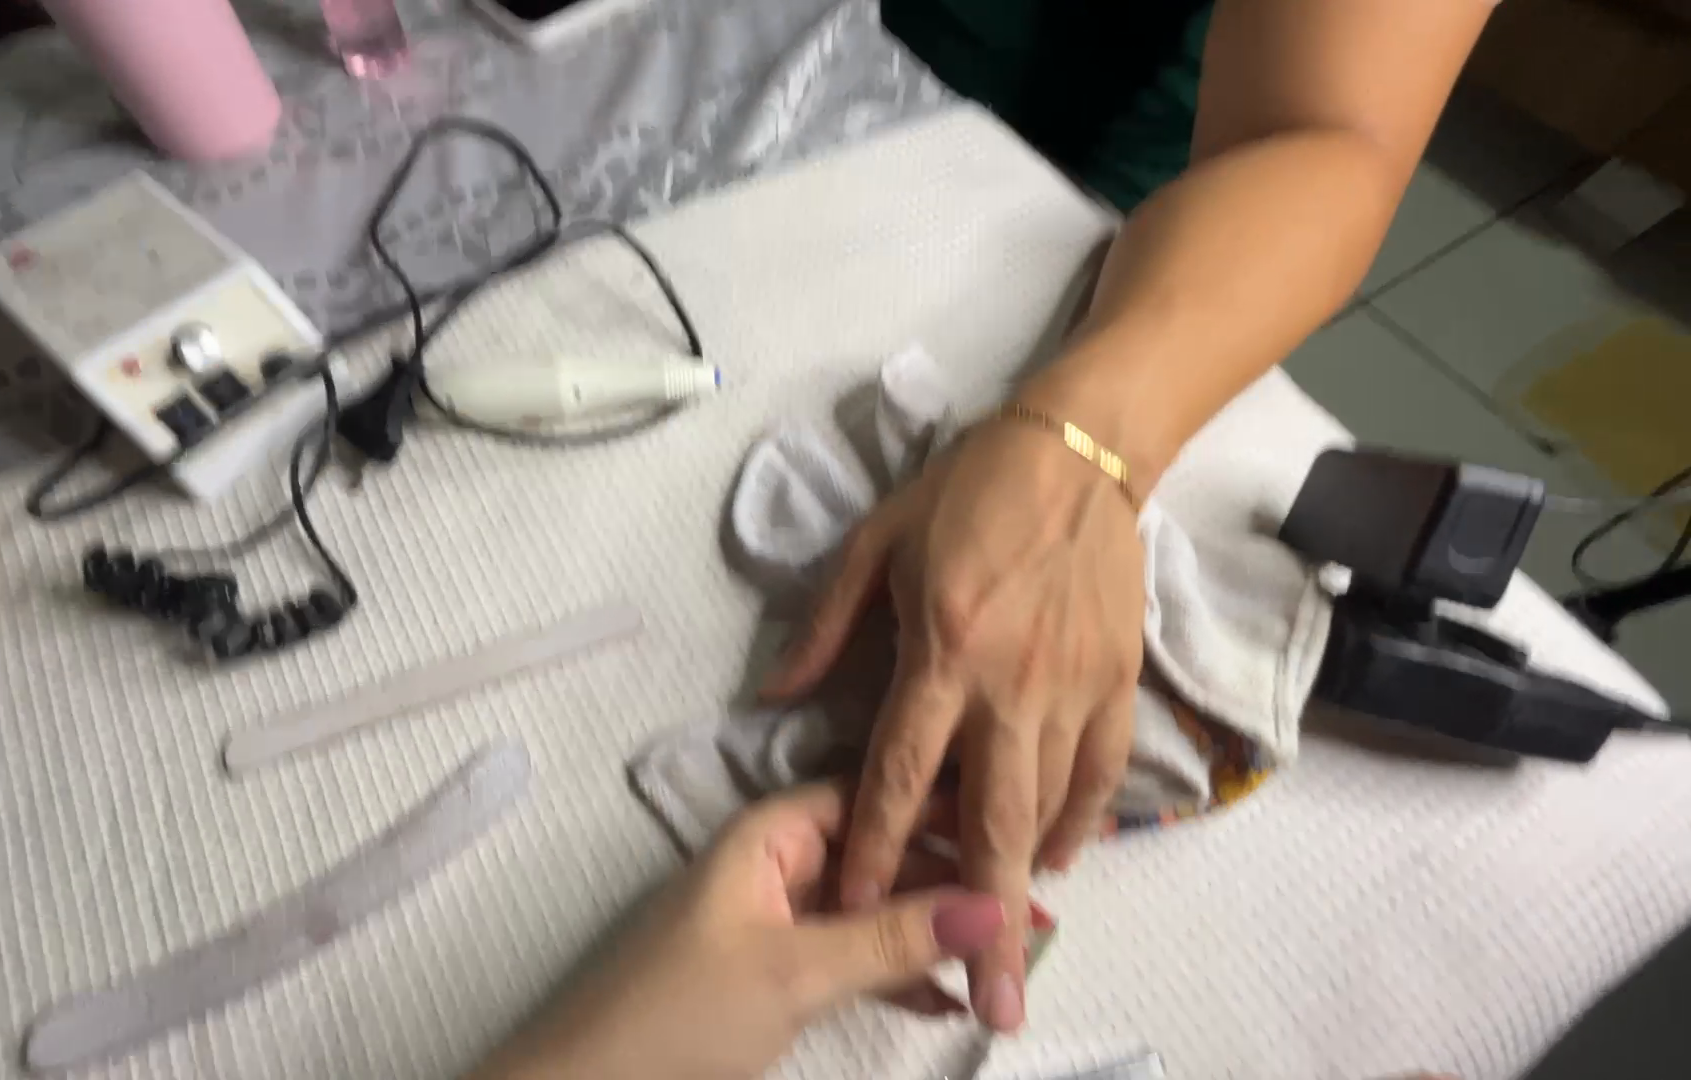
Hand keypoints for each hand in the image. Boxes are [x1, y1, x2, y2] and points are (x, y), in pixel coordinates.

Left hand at [468, 784, 1010, 1079]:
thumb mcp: (795, 970)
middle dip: (950, 887)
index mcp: (774, 832)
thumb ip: (891, 939)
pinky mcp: (783, 968)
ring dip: (932, 936)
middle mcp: (783, 860)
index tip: (1013, 832)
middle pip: (880, 858)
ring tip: (1010, 959)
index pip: (871, 799)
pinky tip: (952, 1000)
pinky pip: (854, 959)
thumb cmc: (686, 1010)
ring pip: (873, 912)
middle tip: (1032, 916)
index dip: (940, 812)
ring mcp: (784, 916)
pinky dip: (898, 977)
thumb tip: (992, 907)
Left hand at [761, 407, 1144, 1033]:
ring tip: (1013, 935)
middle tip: (989, 1002)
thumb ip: (826, 629)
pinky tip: (1061, 852)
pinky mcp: (1121, 677)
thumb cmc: (961, 494)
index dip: (875, 843)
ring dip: (1028, 872)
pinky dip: (1085, 819)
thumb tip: (774, 695)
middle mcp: (1011, 683)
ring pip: (1052, 803)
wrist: (1072, 454)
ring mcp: (1075, 685)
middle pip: (988, 816)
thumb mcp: (874, 545)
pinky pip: (1106, 769)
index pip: (899, 769)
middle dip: (978, 912)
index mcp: (941, 650)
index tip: (858, 907)